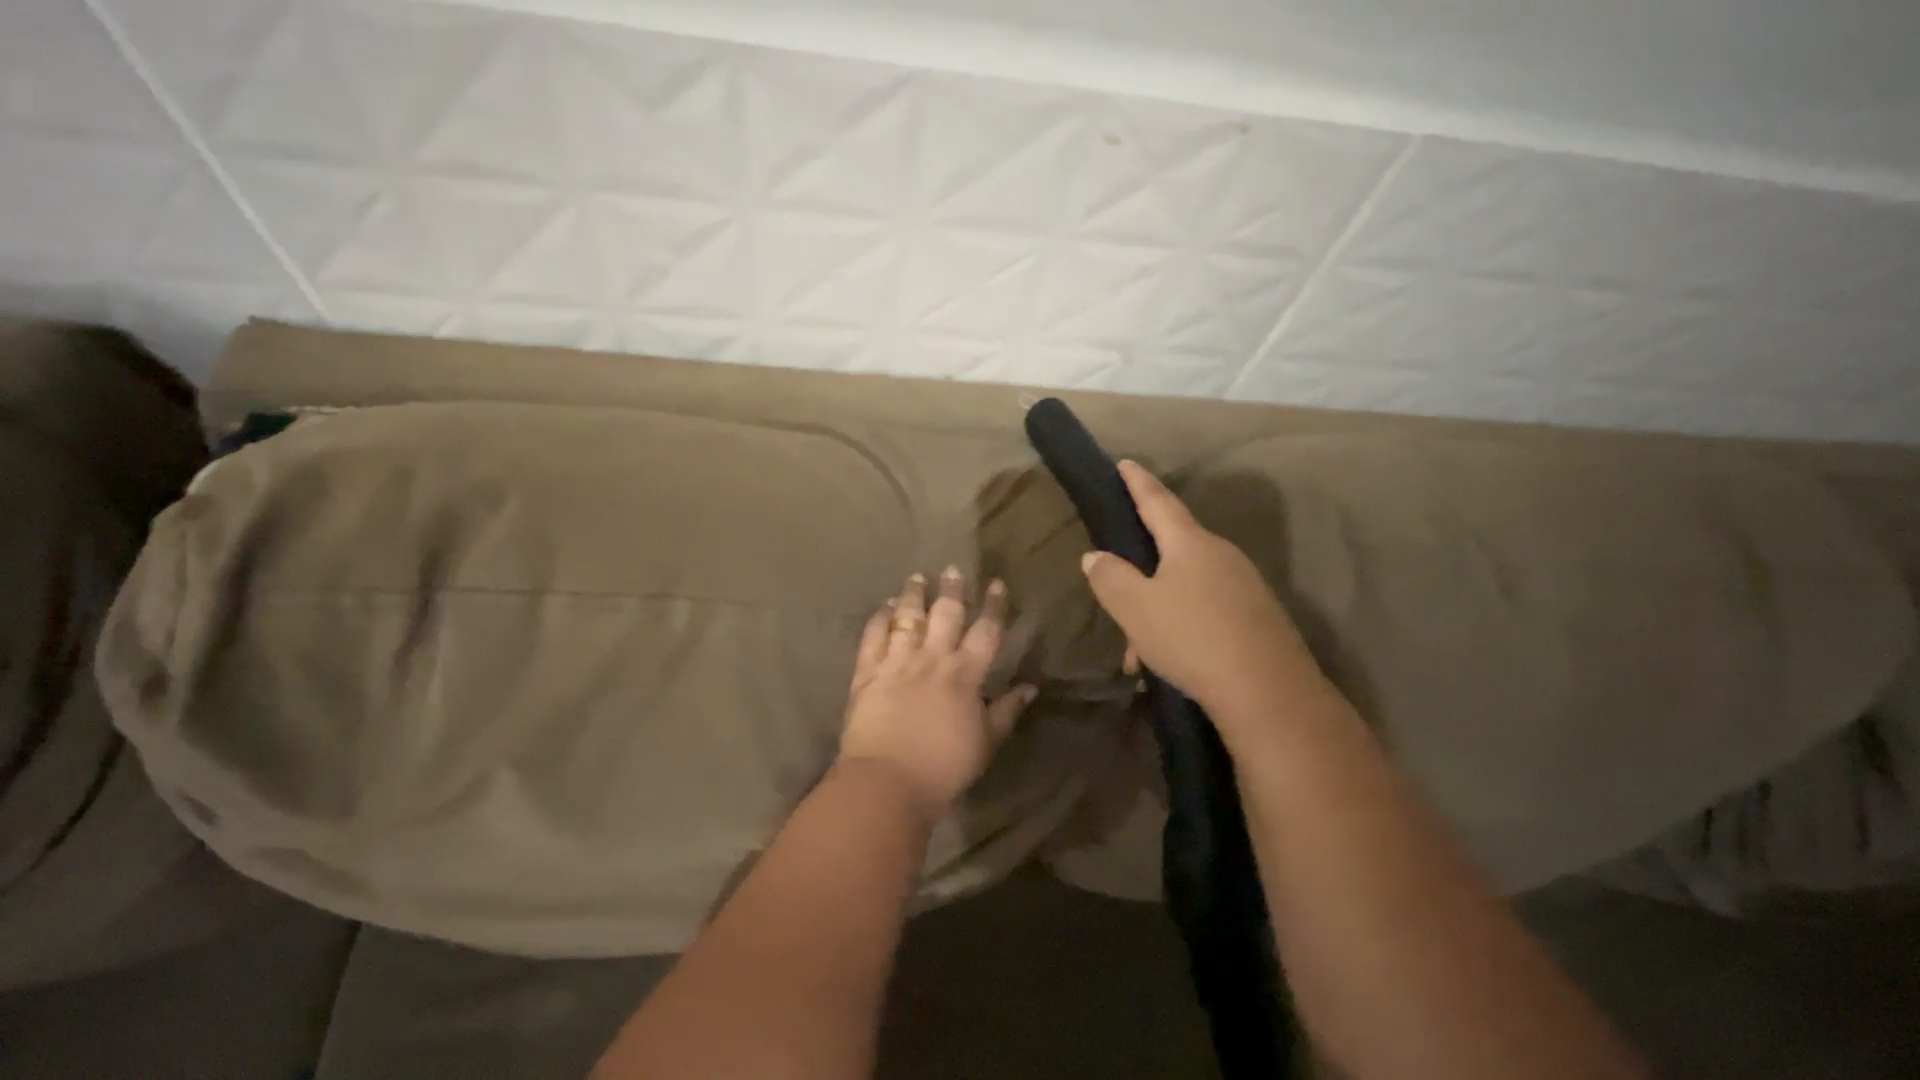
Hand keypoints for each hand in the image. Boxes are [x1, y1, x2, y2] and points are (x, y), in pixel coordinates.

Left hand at [838, 569, 1035, 817]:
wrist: (887, 781)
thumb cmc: (943, 767)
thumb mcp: (986, 743)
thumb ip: (1007, 711)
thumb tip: (1030, 686)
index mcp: (965, 675)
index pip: (985, 631)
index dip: (994, 606)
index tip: (996, 584)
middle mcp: (931, 659)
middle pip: (945, 614)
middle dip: (953, 589)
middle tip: (953, 569)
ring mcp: (896, 662)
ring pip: (906, 618)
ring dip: (912, 595)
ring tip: (917, 577)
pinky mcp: (866, 673)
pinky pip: (872, 637)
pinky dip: (879, 618)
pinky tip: (884, 607)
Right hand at [1081, 460, 1328, 714]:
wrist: (1267, 690)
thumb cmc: (1191, 637)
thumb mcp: (1135, 608)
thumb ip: (1111, 578)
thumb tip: (1096, 555)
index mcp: (1190, 543)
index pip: (1158, 502)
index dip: (1138, 483)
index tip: (1126, 463)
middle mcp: (1221, 555)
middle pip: (1172, 551)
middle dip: (1141, 572)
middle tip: (1117, 595)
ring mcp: (1244, 586)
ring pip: (1186, 589)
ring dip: (1157, 612)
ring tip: (1136, 654)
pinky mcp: (1256, 617)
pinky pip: (1206, 611)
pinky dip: (1181, 629)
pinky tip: (1166, 664)